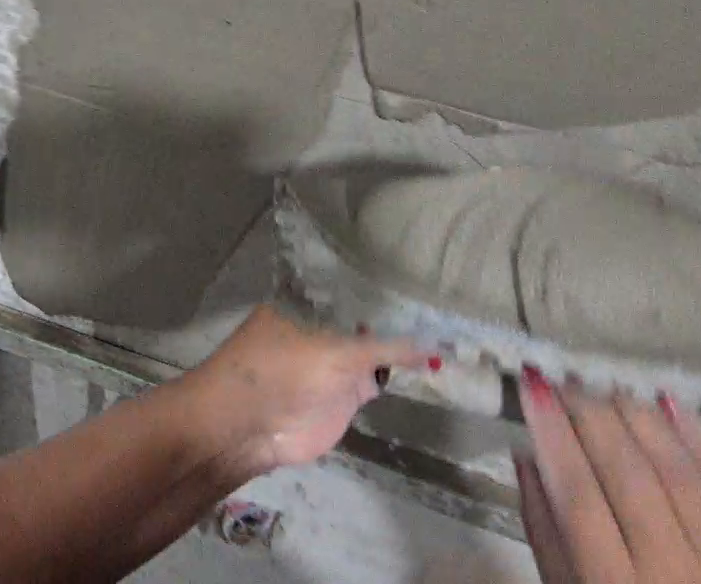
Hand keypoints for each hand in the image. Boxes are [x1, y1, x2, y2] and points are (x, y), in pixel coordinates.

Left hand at [182, 304, 426, 480]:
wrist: (252, 426)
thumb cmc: (281, 371)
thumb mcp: (335, 353)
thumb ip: (385, 347)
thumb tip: (434, 344)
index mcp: (302, 303)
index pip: (348, 287)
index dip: (380, 284)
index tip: (419, 273)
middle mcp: (319, 327)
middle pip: (365, 318)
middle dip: (398, 315)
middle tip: (444, 299)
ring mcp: (332, 361)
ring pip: (374, 349)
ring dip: (404, 343)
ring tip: (448, 323)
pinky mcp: (345, 393)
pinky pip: (377, 377)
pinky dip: (400, 370)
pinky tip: (433, 358)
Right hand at [515, 370, 700, 583]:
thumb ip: (544, 530)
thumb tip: (526, 454)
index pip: (577, 493)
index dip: (551, 432)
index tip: (529, 383)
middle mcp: (674, 572)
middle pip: (629, 475)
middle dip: (590, 413)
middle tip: (561, 376)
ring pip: (679, 473)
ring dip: (637, 417)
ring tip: (603, 383)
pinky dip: (697, 439)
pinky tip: (667, 401)